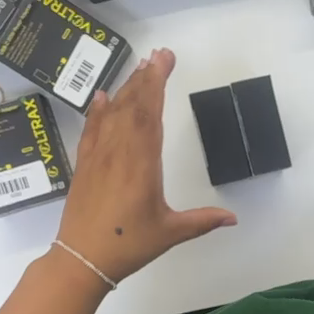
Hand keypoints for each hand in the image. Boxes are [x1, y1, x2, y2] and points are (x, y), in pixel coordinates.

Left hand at [54, 49, 235, 284]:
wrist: (81, 258)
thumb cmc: (128, 245)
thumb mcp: (170, 233)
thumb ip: (202, 221)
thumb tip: (232, 218)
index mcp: (142, 164)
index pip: (150, 113)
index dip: (158, 84)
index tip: (165, 61)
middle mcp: (118, 152)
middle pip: (132, 105)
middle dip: (146, 78)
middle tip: (159, 55)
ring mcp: (98, 156)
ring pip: (112, 113)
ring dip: (126, 89)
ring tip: (139, 68)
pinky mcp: (84, 165)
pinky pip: (92, 130)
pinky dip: (98, 111)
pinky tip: (103, 96)